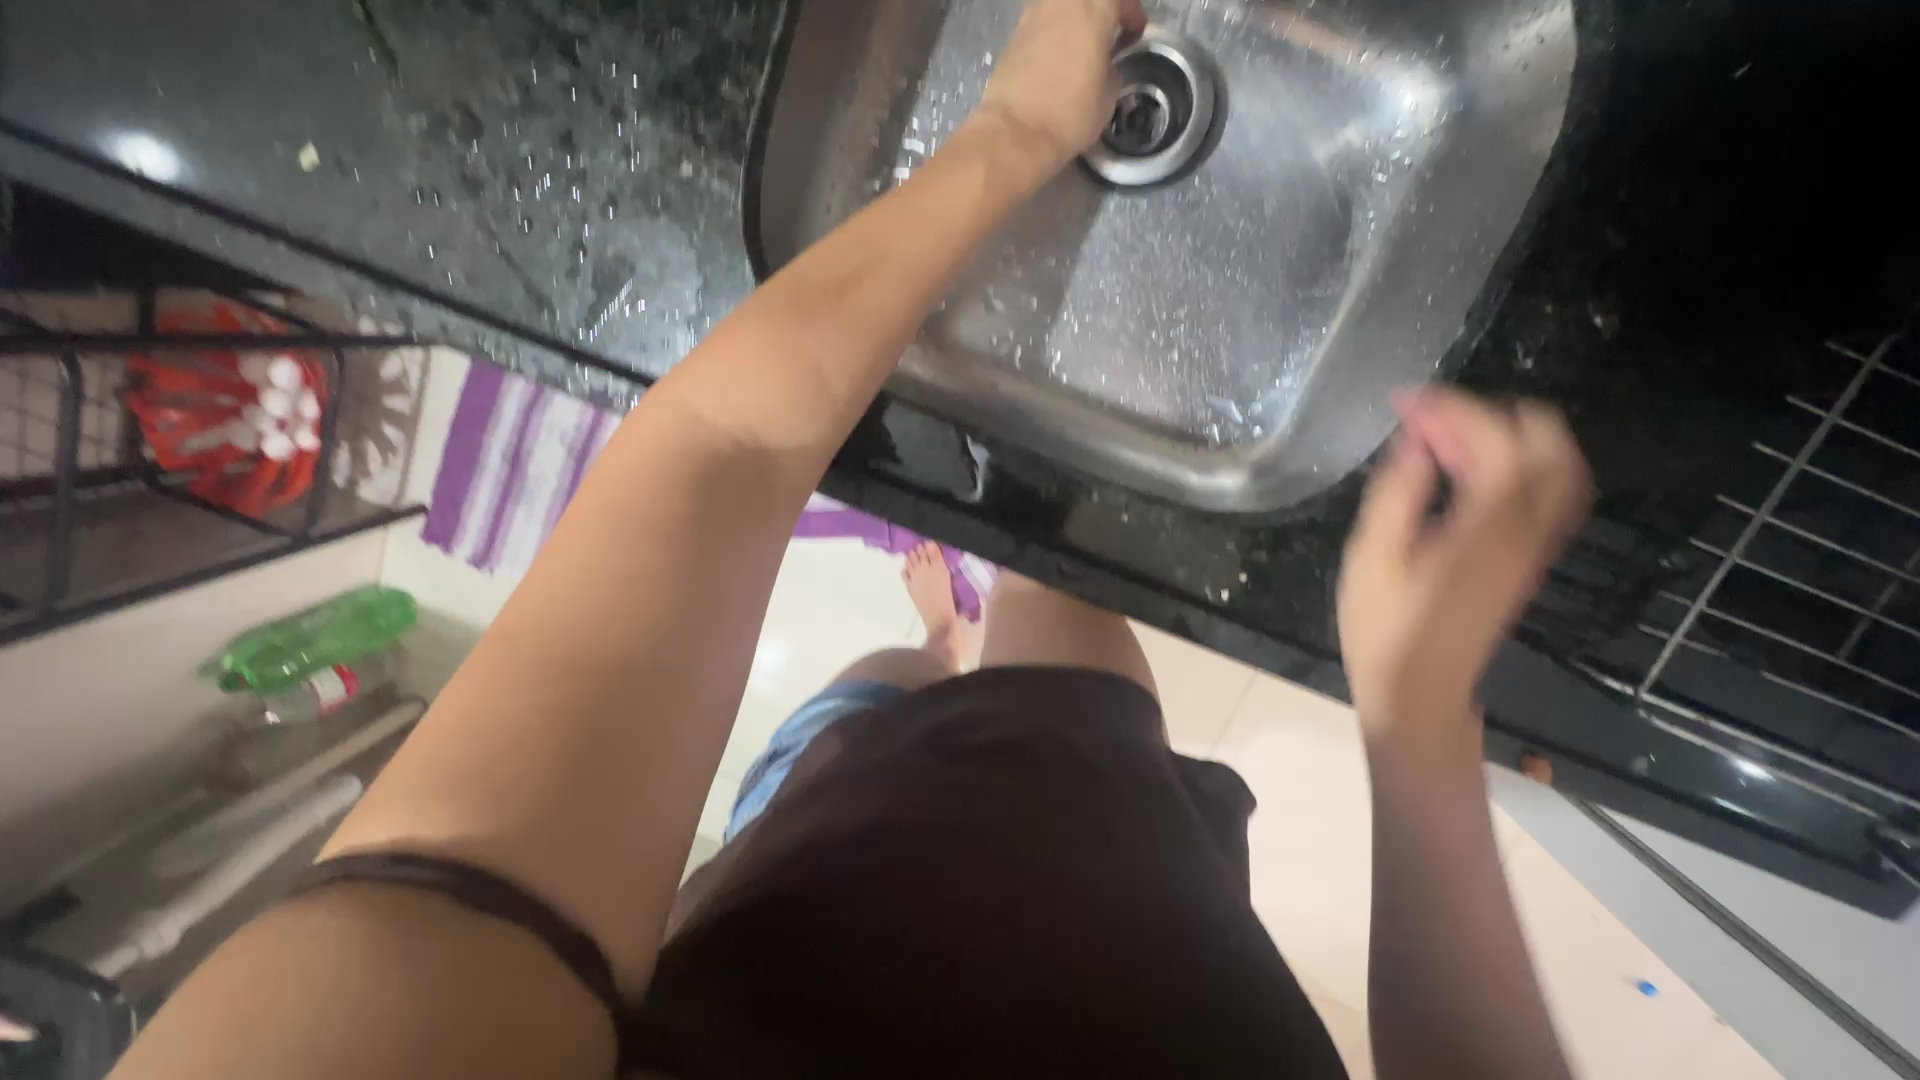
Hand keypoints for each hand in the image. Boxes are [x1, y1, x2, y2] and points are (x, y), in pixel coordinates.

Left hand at [973, 0, 1148, 170]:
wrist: (1015, 133)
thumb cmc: (1069, 114)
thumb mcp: (1108, 97)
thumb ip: (1111, 70)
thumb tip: (1106, 67)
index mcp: (1093, 8)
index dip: (1132, 13)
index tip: (1135, 31)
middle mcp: (1061, 2)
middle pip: (1086, 0)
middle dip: (1101, 10)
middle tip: (1107, 31)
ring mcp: (1033, 15)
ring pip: (1061, 6)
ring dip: (1073, 18)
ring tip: (1079, 44)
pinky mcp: (1013, 36)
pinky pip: (1041, 22)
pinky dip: (1052, 32)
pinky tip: (1055, 57)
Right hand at [1337, 388, 1592, 741]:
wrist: (1419, 692)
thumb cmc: (1384, 629)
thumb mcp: (1372, 558)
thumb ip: (1398, 492)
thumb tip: (1418, 440)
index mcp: (1489, 528)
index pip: (1495, 440)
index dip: (1452, 408)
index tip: (1404, 400)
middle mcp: (1529, 529)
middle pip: (1544, 441)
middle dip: (1485, 414)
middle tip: (1425, 419)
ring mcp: (1536, 544)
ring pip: (1554, 463)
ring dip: (1504, 435)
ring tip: (1444, 436)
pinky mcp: (1529, 556)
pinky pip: (1545, 489)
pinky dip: (1514, 462)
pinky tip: (1466, 468)